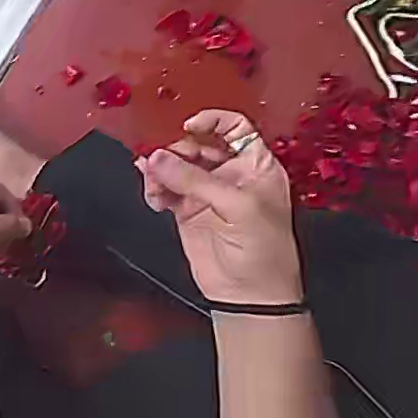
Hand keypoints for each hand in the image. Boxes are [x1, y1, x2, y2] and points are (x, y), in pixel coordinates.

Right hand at [136, 110, 301, 305]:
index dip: (212, 121)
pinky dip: (155, 188)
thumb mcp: (238, 206)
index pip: (234, 128)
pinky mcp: (186, 210)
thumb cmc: (263, 249)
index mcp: (255, 165)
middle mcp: (230, 174)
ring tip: (153, 184)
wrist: (250, 296)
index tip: (189, 125)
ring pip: (176, 166)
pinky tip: (154, 197)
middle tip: (164, 163)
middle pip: (198, 145)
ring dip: (161, 170)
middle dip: (178, 151)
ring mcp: (206, 192)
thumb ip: (195, 180)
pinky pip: (165, 189)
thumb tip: (156, 159)